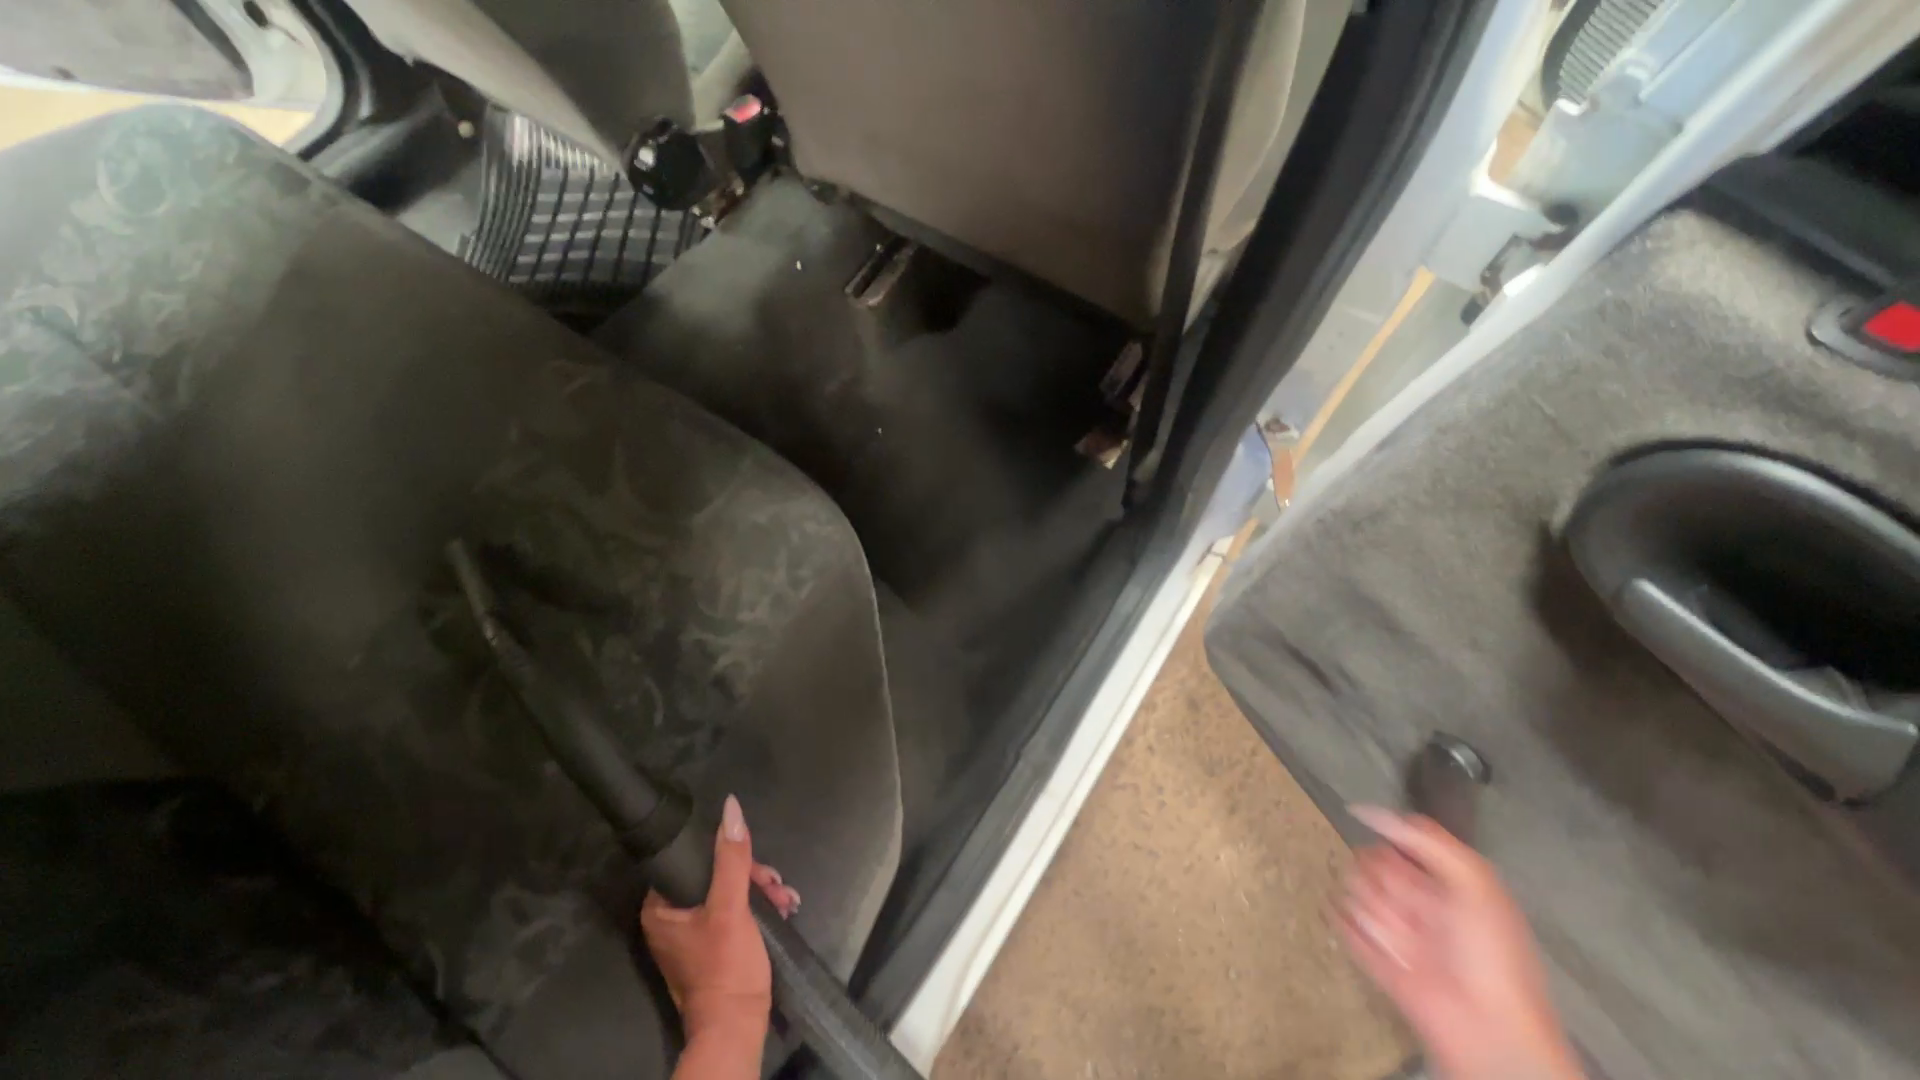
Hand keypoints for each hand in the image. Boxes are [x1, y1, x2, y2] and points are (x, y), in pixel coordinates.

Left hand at [642, 794, 801, 1048]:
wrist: (736, 1027)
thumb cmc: (725, 967)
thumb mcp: (731, 907)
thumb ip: (732, 858)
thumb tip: (731, 808)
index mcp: (660, 908)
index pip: (691, 861)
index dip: (726, 856)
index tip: (756, 866)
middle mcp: (670, 918)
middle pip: (715, 877)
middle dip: (753, 878)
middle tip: (777, 887)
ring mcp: (691, 935)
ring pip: (729, 894)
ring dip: (762, 893)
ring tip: (787, 902)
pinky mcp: (712, 948)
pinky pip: (734, 913)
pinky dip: (758, 910)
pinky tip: (784, 910)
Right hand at [1339, 807, 1584, 1079]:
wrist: (1487, 1028)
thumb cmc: (1491, 954)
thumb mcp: (1474, 881)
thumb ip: (1426, 839)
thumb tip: (1367, 811)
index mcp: (1445, 880)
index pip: (1398, 841)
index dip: (1395, 847)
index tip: (1406, 865)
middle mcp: (1417, 900)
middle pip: (1371, 864)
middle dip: (1383, 882)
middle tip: (1407, 908)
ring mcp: (1394, 929)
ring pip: (1356, 894)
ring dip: (1376, 914)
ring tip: (1402, 940)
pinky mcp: (1374, 955)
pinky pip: (1345, 926)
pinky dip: (1354, 929)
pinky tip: (1380, 943)